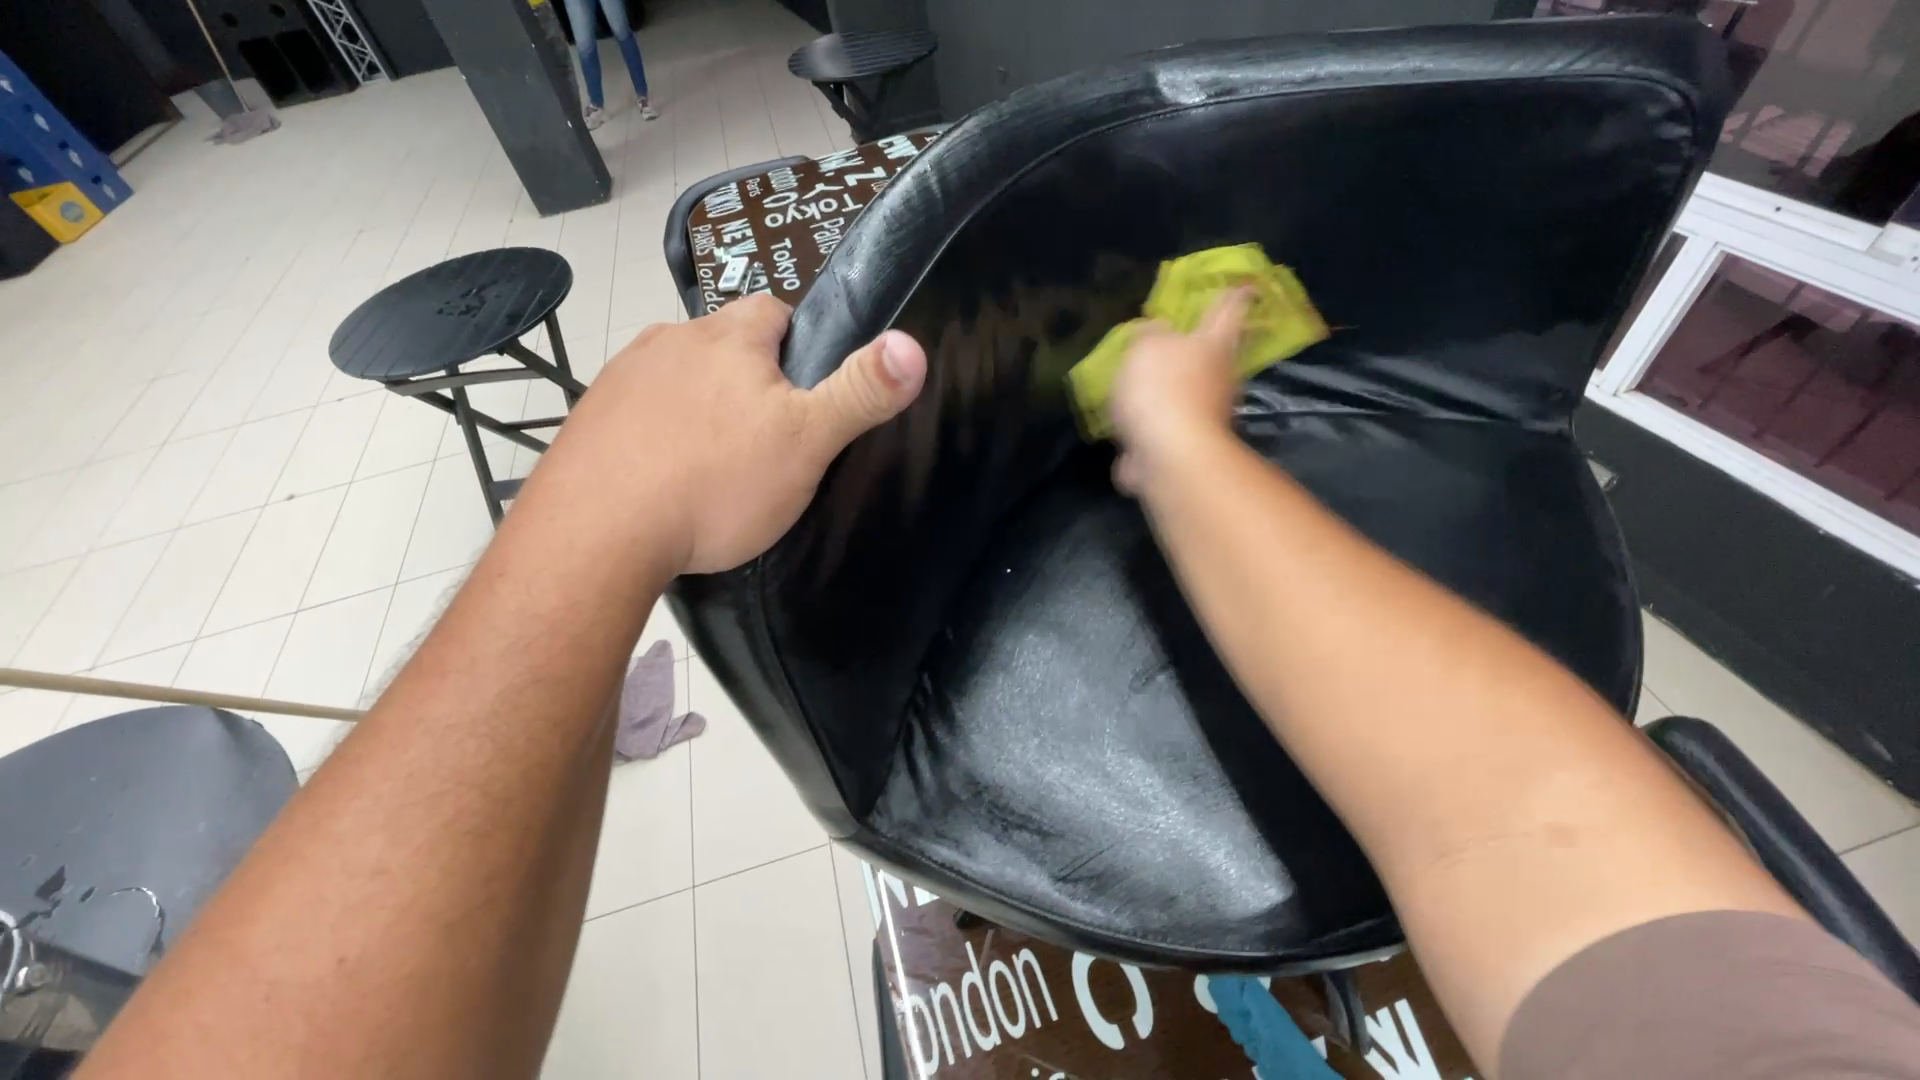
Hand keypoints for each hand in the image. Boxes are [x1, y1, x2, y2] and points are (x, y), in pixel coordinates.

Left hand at [531, 293, 926, 574]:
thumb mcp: (806, 442)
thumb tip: (913, 345)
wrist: (598, 533)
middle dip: (747, 376)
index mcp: (729, 338)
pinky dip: (655, 433)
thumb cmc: (716, 482)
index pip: (775, 312)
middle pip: (724, 345)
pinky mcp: (590, 417)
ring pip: (677, 377)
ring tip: (713, 461)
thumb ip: (860, 393)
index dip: (799, 344)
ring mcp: (622, 377)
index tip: (805, 390)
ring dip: (698, 403)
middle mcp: (671, 340)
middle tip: (766, 436)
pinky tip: (662, 477)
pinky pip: (636, 412)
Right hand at [1108, 289, 1249, 495]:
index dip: (1235, 295)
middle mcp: (1219, 377)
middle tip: (1198, 332)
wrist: (1170, 457)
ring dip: (1181, 384)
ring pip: (1197, 390)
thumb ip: (1149, 335)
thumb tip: (1158, 331)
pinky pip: (1171, 423)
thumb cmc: (1162, 390)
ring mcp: (1207, 413)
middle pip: (1219, 352)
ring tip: (1154, 378)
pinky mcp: (1188, 443)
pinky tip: (1136, 421)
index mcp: (1213, 344)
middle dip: (1210, 342)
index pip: (1228, 310)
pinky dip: (1158, 420)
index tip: (1248, 286)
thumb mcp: (1145, 348)